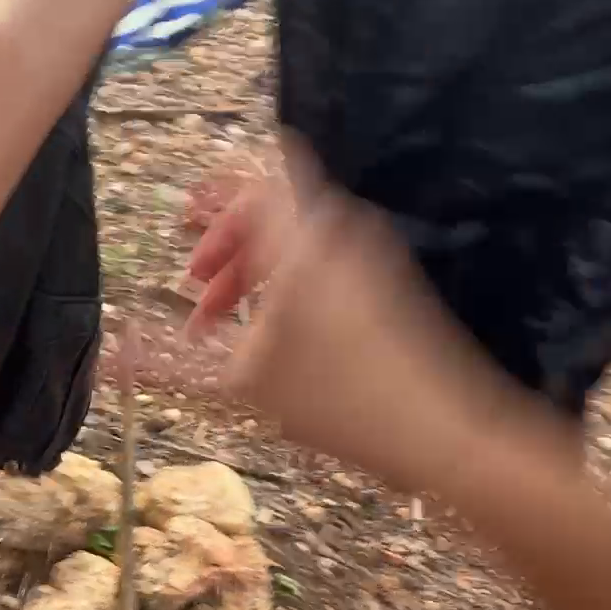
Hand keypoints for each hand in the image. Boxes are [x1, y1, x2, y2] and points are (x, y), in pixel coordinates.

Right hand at [190, 142, 558, 493]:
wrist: (441, 426)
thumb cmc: (337, 394)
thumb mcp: (252, 376)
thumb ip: (205, 346)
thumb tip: (169, 340)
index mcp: (302, 239)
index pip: (258, 183)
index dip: (217, 198)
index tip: (187, 222)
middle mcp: (339, 234)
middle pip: (273, 213)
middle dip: (226, 250)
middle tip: (197, 291)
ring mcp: (369, 259)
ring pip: (295, 245)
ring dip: (252, 276)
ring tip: (223, 323)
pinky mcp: (386, 287)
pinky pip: (320, 266)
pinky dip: (284, 288)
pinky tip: (267, 334)